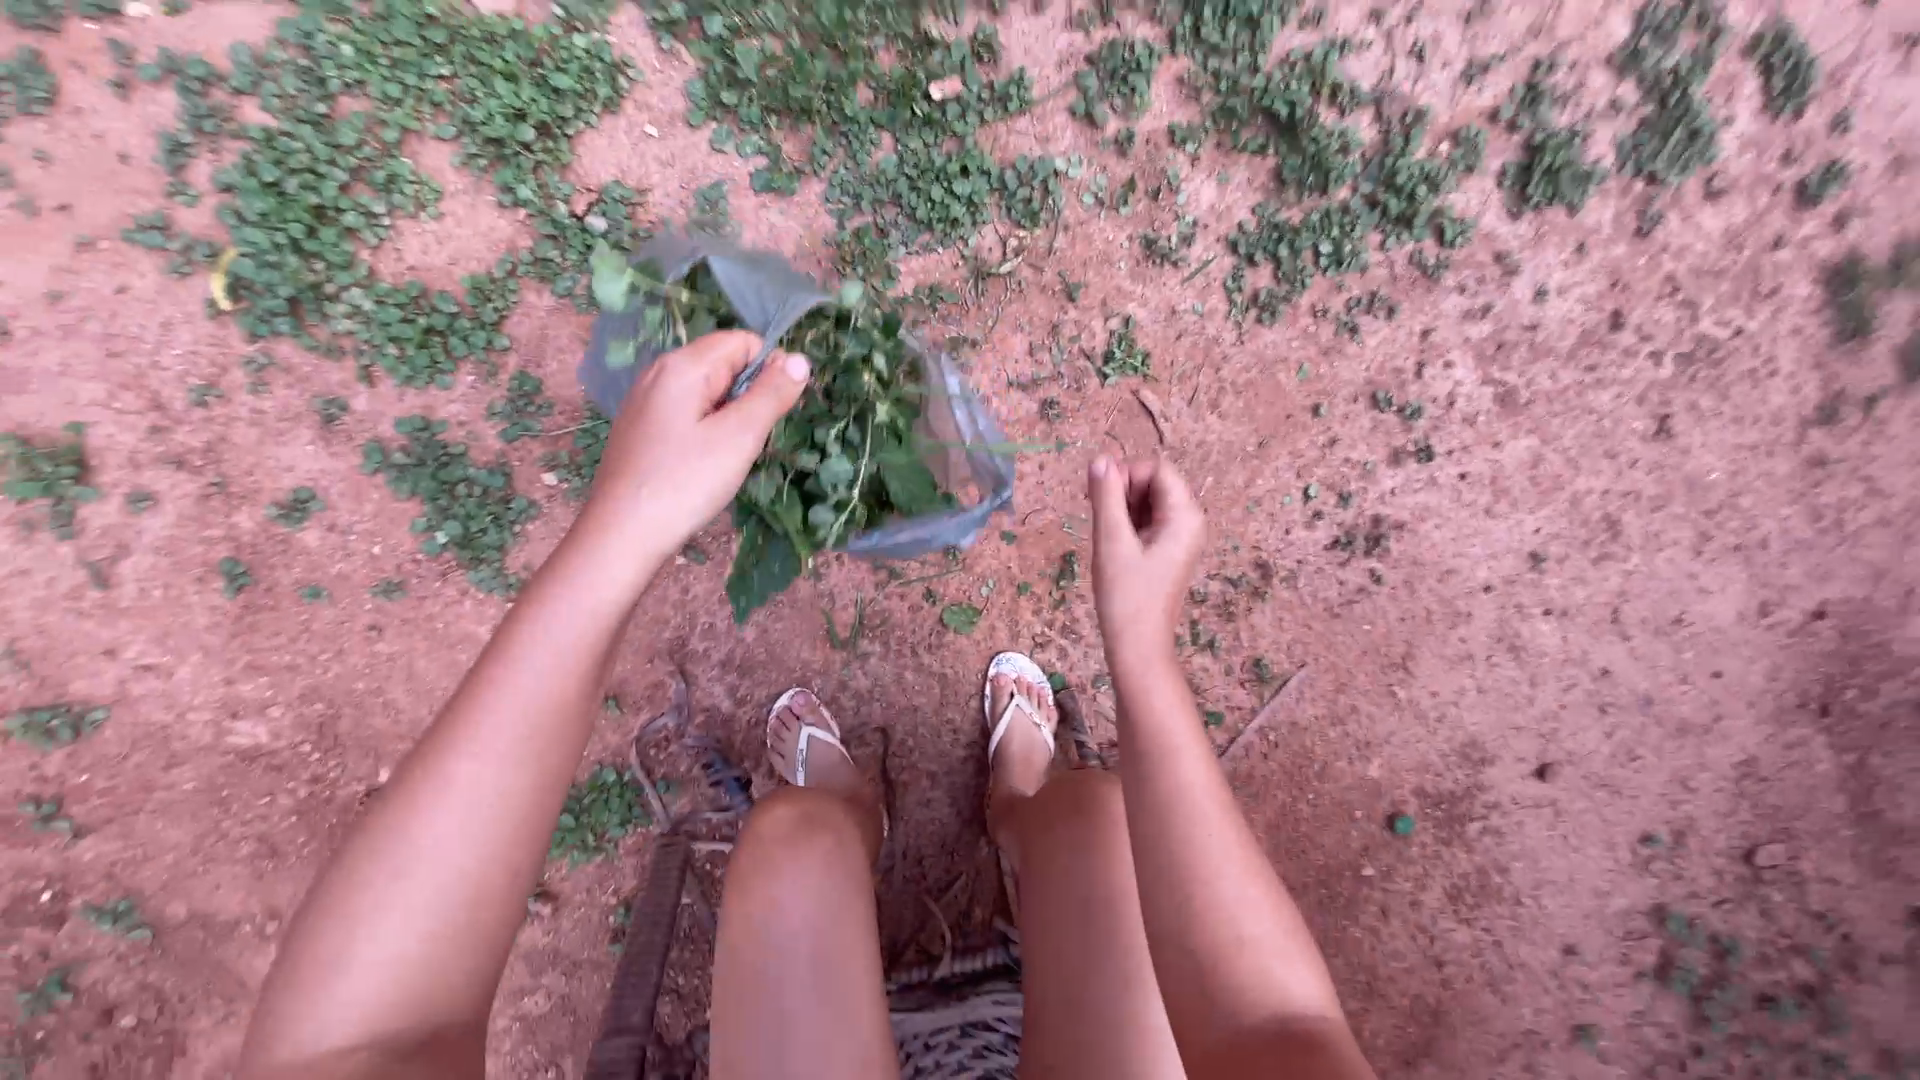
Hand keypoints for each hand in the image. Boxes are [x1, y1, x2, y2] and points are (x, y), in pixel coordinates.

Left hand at [584, 330, 808, 560]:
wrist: (622, 534)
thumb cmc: (685, 483)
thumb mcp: (739, 437)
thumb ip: (772, 394)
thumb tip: (800, 359)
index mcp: (683, 366)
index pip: (743, 343)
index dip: (768, 372)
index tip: (769, 415)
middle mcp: (660, 373)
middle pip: (724, 366)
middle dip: (747, 398)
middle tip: (744, 442)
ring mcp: (646, 400)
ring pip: (708, 393)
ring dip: (729, 419)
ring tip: (723, 458)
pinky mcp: (641, 428)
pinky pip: (688, 414)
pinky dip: (705, 433)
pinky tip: (700, 466)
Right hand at [1087, 455, 1205, 663]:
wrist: (1137, 646)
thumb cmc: (1126, 595)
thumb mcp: (1111, 541)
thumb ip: (1106, 496)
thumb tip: (1099, 459)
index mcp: (1185, 516)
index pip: (1157, 469)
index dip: (1126, 474)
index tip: (1101, 496)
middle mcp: (1189, 522)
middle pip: (1154, 483)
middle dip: (1123, 490)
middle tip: (1098, 516)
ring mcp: (1179, 538)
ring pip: (1147, 502)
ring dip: (1122, 508)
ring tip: (1105, 535)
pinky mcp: (1167, 551)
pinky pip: (1147, 521)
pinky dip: (1126, 523)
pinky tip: (1112, 544)